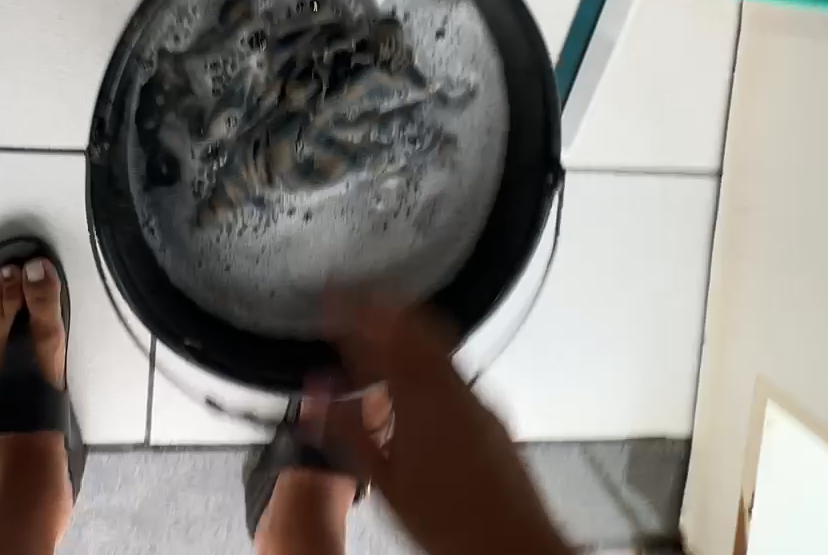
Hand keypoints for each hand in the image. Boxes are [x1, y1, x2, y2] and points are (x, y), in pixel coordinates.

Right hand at [310, 295, 572, 554]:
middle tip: (355, 297)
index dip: (351, 310)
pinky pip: (450, 360)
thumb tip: (315, 399)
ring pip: (434, 338)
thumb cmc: (449, 521)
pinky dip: (425, 348)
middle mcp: (448, 385)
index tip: (332, 297)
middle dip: (379, 305)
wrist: (511, 542)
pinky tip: (415, 368)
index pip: (377, 336)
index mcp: (417, 396)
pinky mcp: (487, 407)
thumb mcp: (383, 479)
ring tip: (381, 319)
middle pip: (411, 323)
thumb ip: (347, 430)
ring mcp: (472, 393)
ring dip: (404, 323)